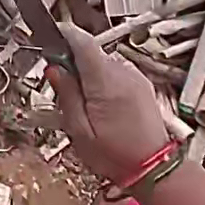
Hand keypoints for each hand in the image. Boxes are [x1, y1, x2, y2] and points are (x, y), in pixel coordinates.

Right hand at [46, 21, 174, 182]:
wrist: (155, 170)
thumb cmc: (116, 156)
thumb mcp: (79, 131)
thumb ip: (66, 95)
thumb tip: (53, 69)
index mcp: (105, 83)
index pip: (83, 42)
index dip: (64, 34)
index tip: (49, 37)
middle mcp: (123, 74)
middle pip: (91, 51)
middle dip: (71, 60)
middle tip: (59, 83)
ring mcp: (135, 77)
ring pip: (102, 61)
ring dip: (86, 71)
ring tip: (81, 100)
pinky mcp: (141, 84)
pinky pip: (115, 71)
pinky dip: (101, 78)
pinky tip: (98, 102)